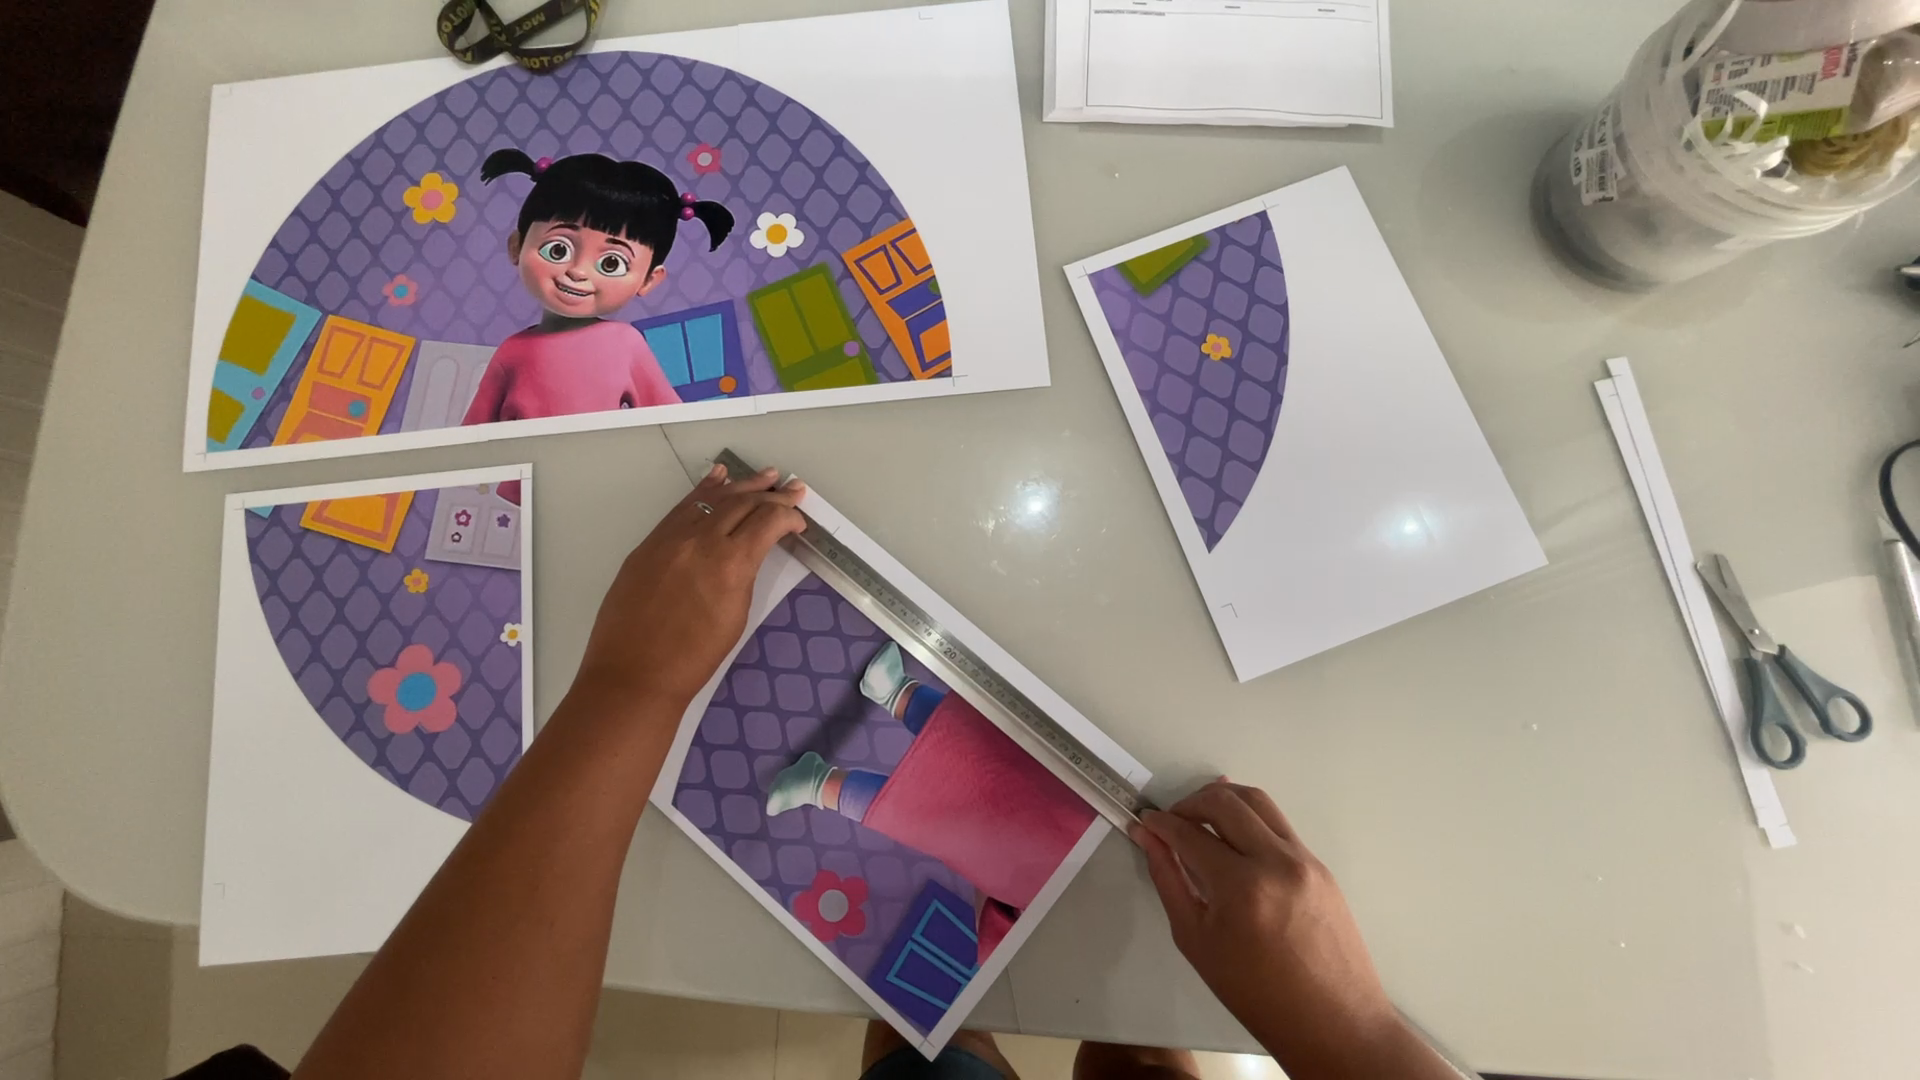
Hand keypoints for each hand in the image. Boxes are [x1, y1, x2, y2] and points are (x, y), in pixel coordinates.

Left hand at [573, 463, 805, 716]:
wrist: (634, 674)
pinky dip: (703, 491)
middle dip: (772, 495)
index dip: (788, 517)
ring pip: (712, 499)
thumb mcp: (736, 614)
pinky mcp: (649, 544)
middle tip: (793, 489)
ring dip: (742, 485)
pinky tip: (718, 477)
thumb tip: (750, 550)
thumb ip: (745, 573)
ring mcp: (670, 538)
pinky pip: (682, 508)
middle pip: (743, 504)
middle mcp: (701, 540)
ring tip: (765, 474)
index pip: (767, 522)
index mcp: (730, 563)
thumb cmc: (695, 657)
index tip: (799, 522)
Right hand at [1132, 781, 1438, 1078]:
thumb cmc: (1257, 994)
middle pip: (1223, 801)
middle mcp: (1275, 862)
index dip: (1160, 823)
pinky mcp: (1319, 864)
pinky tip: (1233, 833)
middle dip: (1188, 803)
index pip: (1189, 833)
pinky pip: (1277, 823)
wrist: (1336, 1024)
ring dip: (1221, 799)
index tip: (1145, 821)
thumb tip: (1148, 838)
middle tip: (1171, 821)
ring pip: (1256, 799)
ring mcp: (1303, 859)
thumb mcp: (1196, 941)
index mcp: (1240, 887)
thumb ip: (1169, 880)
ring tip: (1201, 818)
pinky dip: (1249, 817)